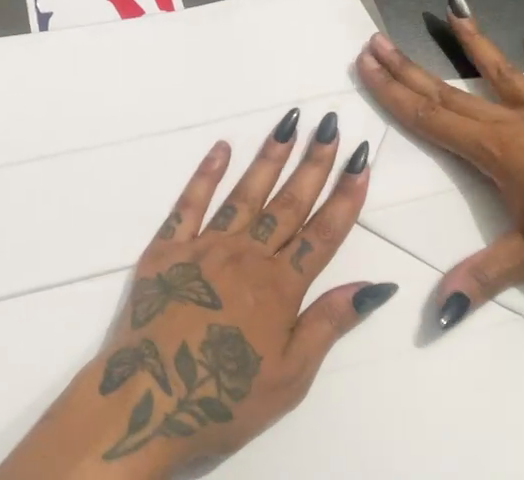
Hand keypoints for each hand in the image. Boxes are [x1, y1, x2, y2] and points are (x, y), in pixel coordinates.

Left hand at [0, 110, 398, 479]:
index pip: (323, 234)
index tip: (362, 161)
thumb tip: (375, 285)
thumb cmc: (224, 397)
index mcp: (281, 288)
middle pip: (288, 204)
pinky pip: (189, 203)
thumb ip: (329, 323)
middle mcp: (247, 256)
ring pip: (245, 193)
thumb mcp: (291, 376)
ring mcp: (204, 246)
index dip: (346, 197)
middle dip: (314, 163)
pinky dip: (206, 173)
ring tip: (289, 123)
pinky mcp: (166, 248)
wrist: (147, 400)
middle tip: (331, 126)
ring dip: (270, 157)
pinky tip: (221, 148)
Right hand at [356, 0, 523, 327]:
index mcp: (495, 152)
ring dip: (475, 42)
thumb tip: (435, 312)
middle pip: (451, 92)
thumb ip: (482, 277)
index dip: (392, 91)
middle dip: (409, 67)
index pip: (430, 118)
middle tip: (375, 40)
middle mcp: (516, 123)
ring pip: (505, 73)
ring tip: (453, 6)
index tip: (364, 63)